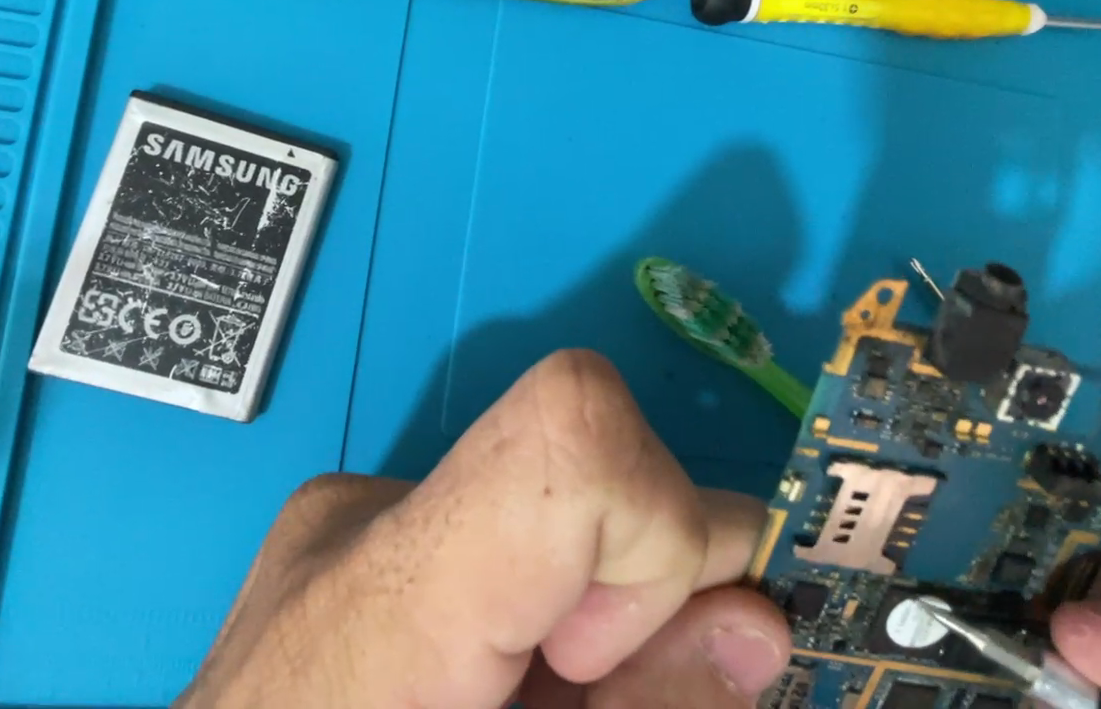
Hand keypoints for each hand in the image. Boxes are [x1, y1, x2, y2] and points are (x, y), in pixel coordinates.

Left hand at [178, 349, 793, 707]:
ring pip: (546, 488)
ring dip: (590, 585)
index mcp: (393, 592)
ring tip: (536, 690)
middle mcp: (360, 520)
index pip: (570, 419)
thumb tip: (756, 619)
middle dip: (643, 562)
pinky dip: (537, 591)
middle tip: (592, 687)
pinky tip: (497, 673)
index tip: (609, 652)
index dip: (655, 515)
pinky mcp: (344, 536)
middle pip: (578, 448)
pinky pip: (491, 521)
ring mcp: (344, 520)